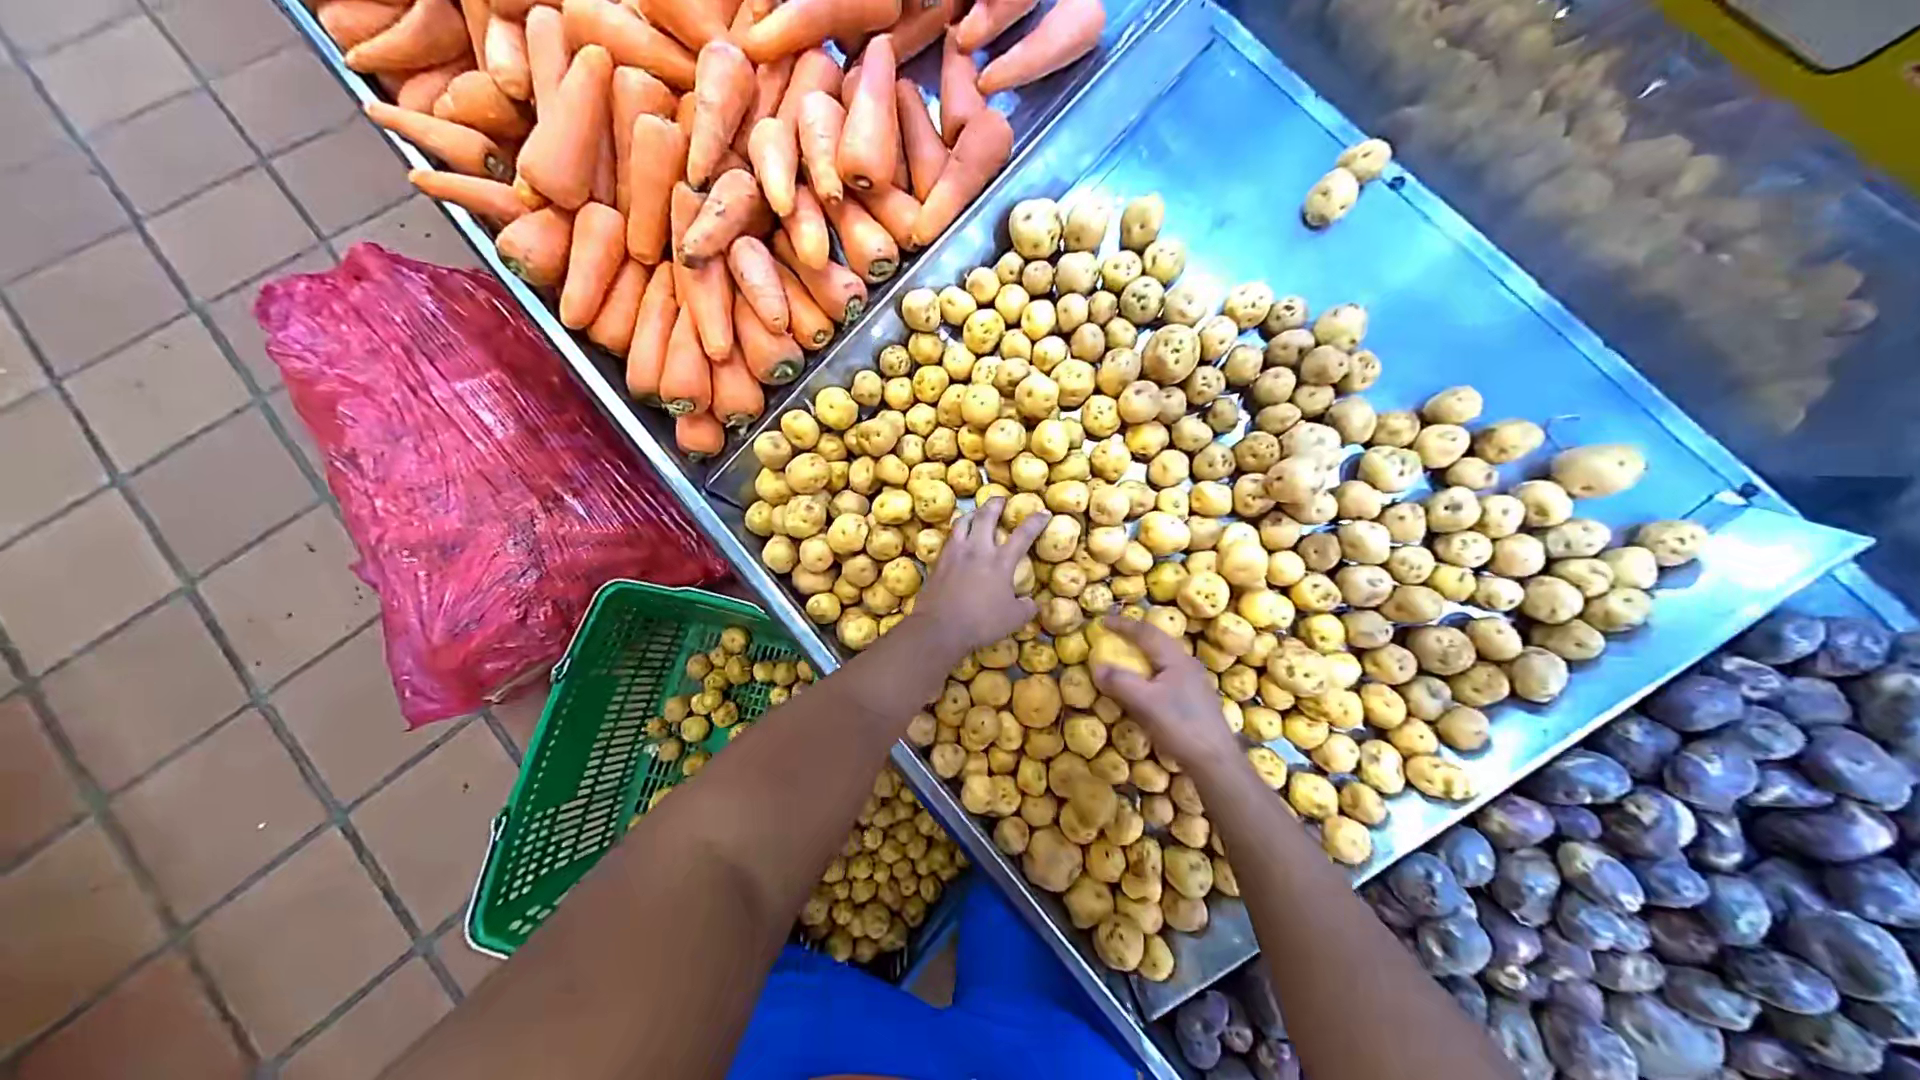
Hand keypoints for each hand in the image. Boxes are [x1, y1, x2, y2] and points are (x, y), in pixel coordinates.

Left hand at [912, 498, 1049, 655]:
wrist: (940, 628)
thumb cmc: (981, 623)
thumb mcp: (1013, 619)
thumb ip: (1026, 607)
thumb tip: (1031, 602)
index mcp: (1000, 562)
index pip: (1023, 535)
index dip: (1035, 521)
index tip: (1043, 512)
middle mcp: (978, 550)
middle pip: (987, 516)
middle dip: (996, 504)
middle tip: (1001, 498)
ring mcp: (955, 553)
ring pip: (964, 522)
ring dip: (973, 513)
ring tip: (977, 512)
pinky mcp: (939, 561)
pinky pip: (949, 538)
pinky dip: (957, 531)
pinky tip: (958, 537)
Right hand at [1092, 616, 1240, 772]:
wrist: (1215, 760)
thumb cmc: (1180, 726)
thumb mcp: (1144, 703)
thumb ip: (1120, 682)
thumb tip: (1097, 667)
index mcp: (1176, 659)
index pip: (1147, 632)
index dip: (1124, 625)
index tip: (1103, 621)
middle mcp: (1187, 665)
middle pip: (1158, 642)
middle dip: (1136, 636)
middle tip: (1115, 635)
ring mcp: (1194, 683)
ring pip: (1164, 659)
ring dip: (1143, 654)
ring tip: (1127, 657)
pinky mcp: (1195, 700)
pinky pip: (1167, 675)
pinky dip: (1150, 672)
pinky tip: (1145, 686)